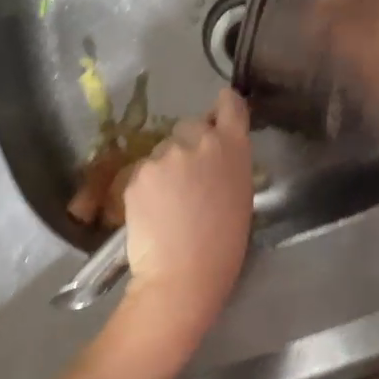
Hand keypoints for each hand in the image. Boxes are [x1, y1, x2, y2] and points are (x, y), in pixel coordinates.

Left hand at [121, 88, 253, 325]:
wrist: (184, 275)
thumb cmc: (224, 245)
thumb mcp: (240, 195)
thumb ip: (228, 163)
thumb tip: (215, 152)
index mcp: (233, 147)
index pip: (230, 103)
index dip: (223, 106)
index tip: (218, 115)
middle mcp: (199, 141)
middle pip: (191, 126)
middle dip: (189, 145)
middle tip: (190, 181)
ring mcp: (165, 155)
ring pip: (164, 151)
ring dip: (166, 168)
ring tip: (170, 204)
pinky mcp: (137, 173)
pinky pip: (144, 171)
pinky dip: (147, 186)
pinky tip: (154, 212)